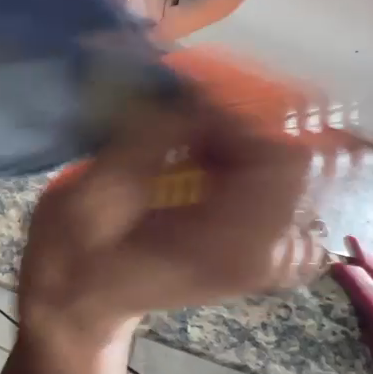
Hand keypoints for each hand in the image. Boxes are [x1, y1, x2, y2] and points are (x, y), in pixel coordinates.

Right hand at [17, 53, 324, 346]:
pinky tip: (186, 113)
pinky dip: (234, 122)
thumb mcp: (87, 203)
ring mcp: (281, 232)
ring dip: (237, 103)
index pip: (283, 156)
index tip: (181, 70)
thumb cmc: (71, 258)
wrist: (80, 303)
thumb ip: (140, 148)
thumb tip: (181, 91)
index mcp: (239, 246)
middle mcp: (280, 242)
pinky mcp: (268, 220)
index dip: (240, 102)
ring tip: (176, 85)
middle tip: (178, 70)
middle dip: (242, 95)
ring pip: (294, 140)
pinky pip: (274, 154)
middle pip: (301, 142)